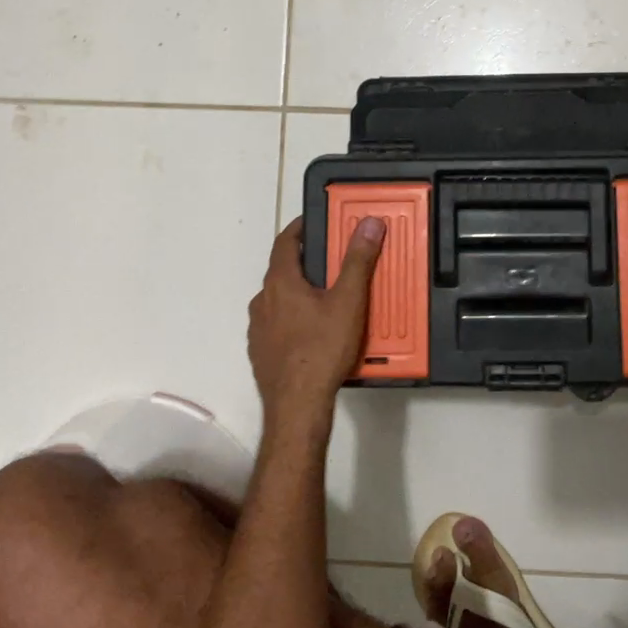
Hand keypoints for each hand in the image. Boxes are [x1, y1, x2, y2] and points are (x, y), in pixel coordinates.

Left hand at [247, 216, 384, 426]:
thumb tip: (369, 223)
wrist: (297, 406)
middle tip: (332, 262)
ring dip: (298, 293)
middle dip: (305, 263)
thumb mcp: (348, 300)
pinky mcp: (261, 353)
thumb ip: (358, 260)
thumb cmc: (322, 348)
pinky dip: (293, 320)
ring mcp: (258, 329)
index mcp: (280, 283)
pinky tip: (313, 334)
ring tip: (327, 300)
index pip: (284, 242)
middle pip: (282, 271)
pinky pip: (277, 326)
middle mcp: (262, 301)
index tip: (316, 222)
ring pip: (278, 300)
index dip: (299, 228)